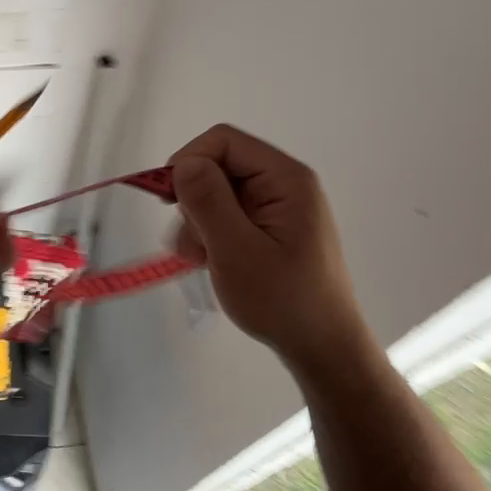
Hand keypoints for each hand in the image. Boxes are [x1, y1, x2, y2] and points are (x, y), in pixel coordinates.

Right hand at [169, 125, 365, 358]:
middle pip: (219, 166)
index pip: (224, 142)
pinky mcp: (270, 230)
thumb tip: (184, 163)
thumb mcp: (237, 251)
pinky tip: (211, 263)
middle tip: (189, 243)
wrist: (321, 348)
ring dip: (198, 223)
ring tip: (200, 260)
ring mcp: (277, 208)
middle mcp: (284, 185)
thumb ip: (209, 202)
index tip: (168, 201)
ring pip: (218, 194)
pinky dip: (210, 235)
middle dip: (193, 200)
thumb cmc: (282, 300)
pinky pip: (228, 216)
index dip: (189, 162)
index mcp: (286, 179)